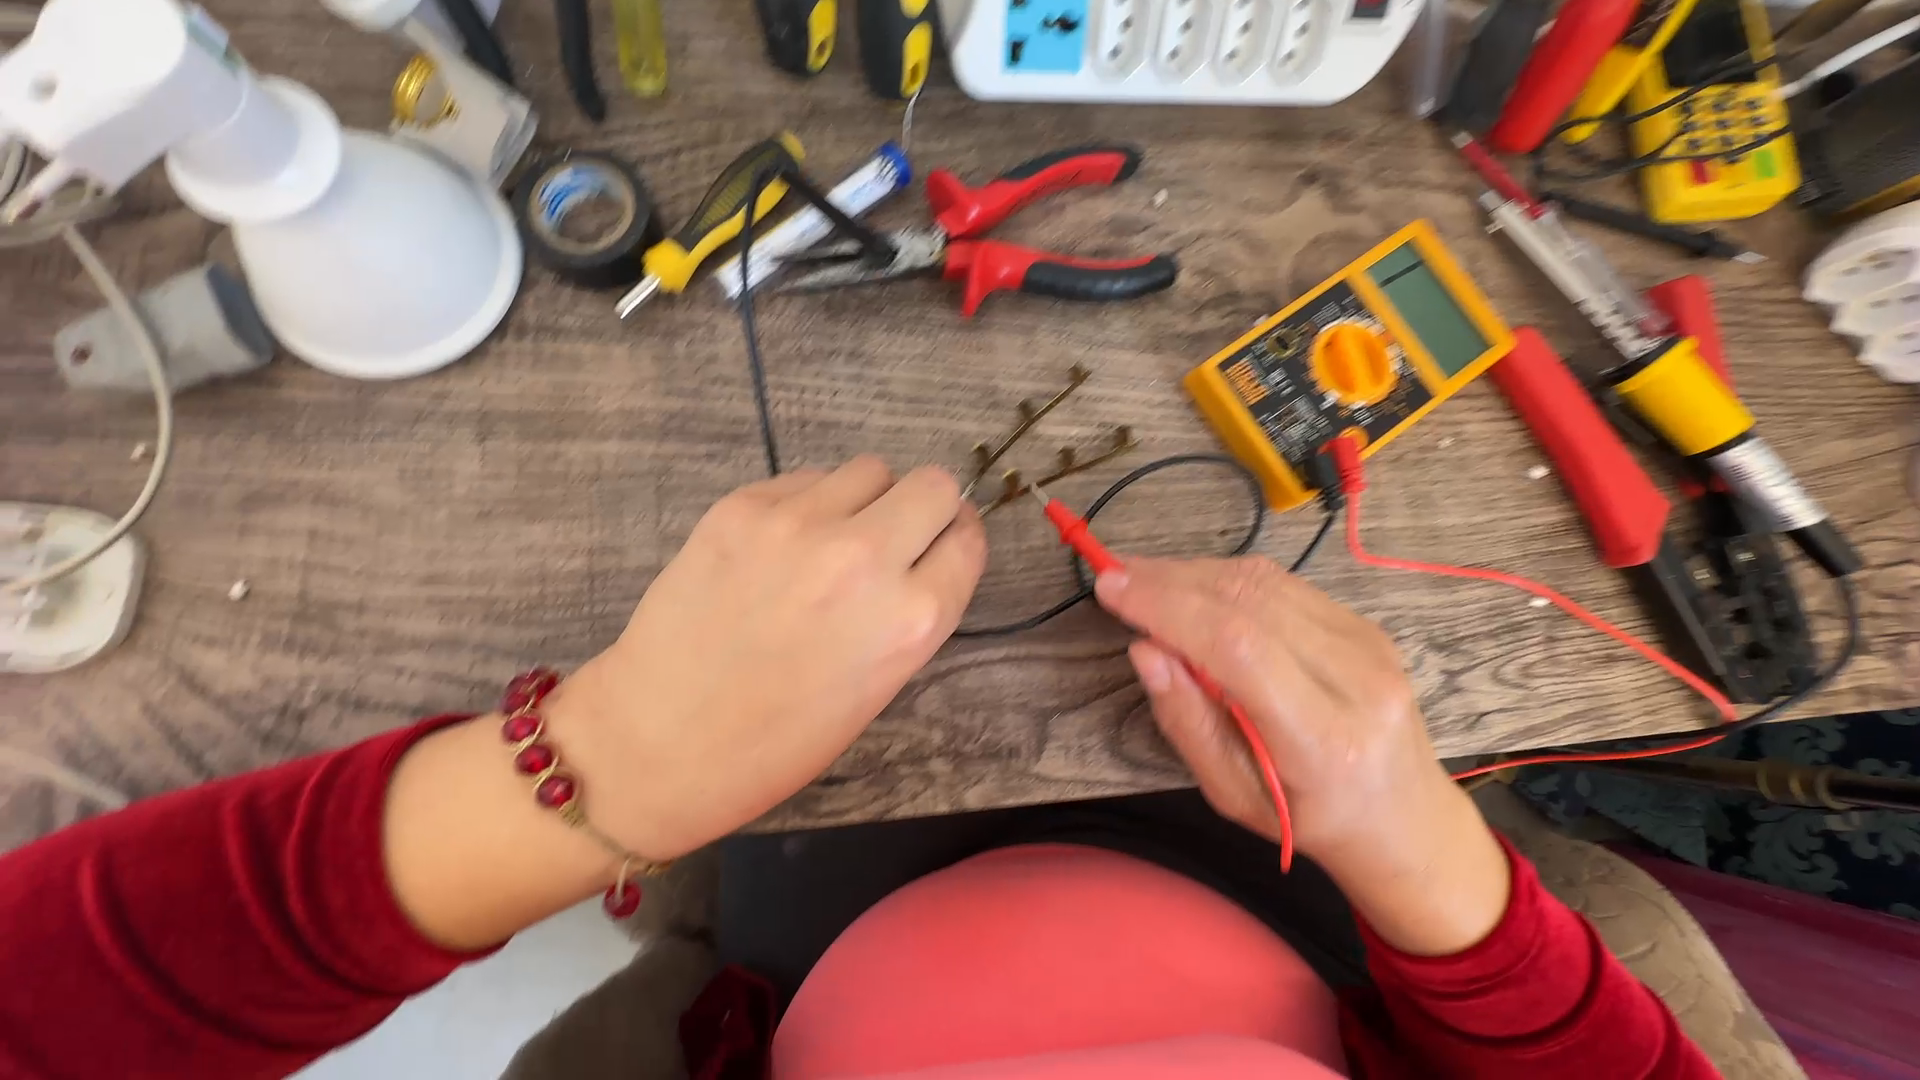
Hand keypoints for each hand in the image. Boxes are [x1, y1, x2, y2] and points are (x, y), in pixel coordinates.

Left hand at [553, 457, 986, 861]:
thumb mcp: (876, 687)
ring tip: (829, 542)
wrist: (657, 742)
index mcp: (911, 620)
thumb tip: (922, 553)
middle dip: (924, 507)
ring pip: (870, 469)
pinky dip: (807, 504)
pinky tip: (778, 547)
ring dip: (865, 500)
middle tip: (893, 536)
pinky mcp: (742, 507)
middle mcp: (866, 559)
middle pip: (934, 484)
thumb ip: (910, 613)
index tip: (939, 544)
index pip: (968, 539)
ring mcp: (799, 525)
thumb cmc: (777, 742)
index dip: (956, 539)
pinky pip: (806, 479)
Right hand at [1094, 556, 1510, 954]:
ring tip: (1140, 577)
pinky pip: (1280, 583)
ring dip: (1190, 572)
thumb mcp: (1232, 795)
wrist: (1404, 815)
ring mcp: (1367, 641)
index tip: (1111, 588)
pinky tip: (1188, 585)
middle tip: (1113, 576)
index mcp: (1323, 739)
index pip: (1238, 647)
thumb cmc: (1307, 817)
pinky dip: (1222, 577)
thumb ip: (1187, 721)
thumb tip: (1144, 649)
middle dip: (1168, 581)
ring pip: (1261, 581)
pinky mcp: (1363, 622)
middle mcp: (1356, 677)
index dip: (1168, 607)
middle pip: (1247, 602)